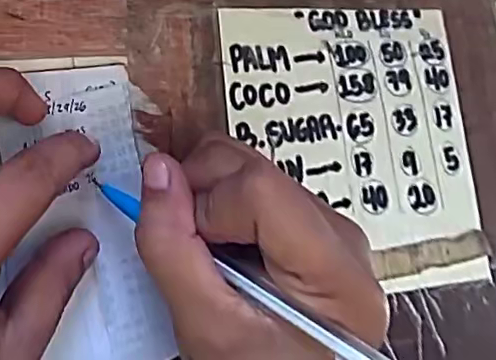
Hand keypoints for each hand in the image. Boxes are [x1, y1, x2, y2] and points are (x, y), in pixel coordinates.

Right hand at [136, 132, 387, 357]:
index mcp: (333, 270)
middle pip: (248, 166)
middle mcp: (337, 235)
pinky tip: (215, 239)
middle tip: (185, 241)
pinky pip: (248, 181)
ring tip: (202, 246)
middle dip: (198, 189)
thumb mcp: (208, 331)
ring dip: (204, 192)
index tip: (190, 242)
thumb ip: (174, 249)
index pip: (256, 186)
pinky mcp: (304, 221)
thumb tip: (158, 170)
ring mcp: (323, 225)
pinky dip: (216, 199)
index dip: (207, 204)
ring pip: (243, 165)